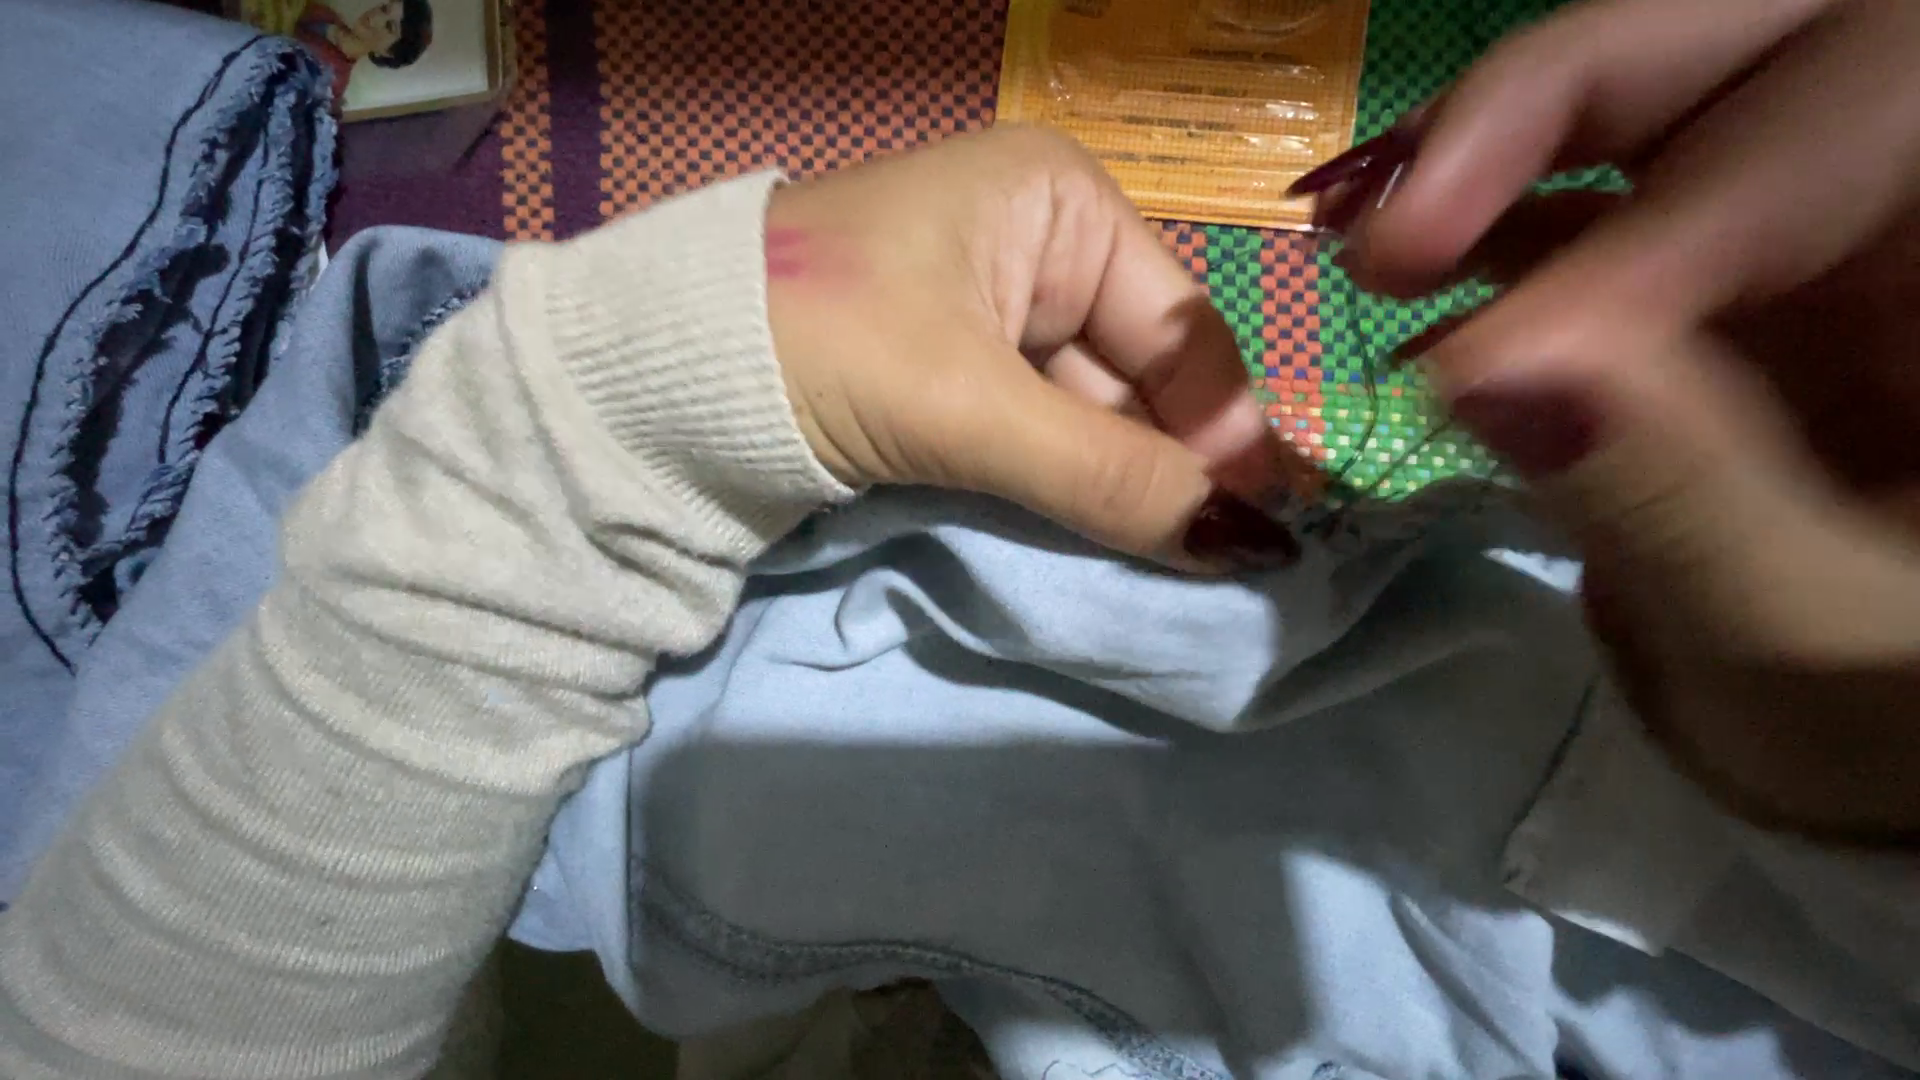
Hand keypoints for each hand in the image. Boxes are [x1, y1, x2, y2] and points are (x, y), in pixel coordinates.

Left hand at [764, 126, 1316, 570]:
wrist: (662, 381)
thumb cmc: (820, 344)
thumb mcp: (968, 404)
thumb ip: (1103, 472)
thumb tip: (1241, 541)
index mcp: (1057, 204)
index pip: (1179, 322)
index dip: (1222, 422)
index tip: (1260, 520)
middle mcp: (1038, 252)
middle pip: (1140, 374)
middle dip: (1172, 465)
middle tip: (1225, 560)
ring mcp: (998, 323)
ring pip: (1092, 417)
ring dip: (1124, 489)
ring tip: (1179, 562)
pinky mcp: (960, 384)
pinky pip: (1042, 442)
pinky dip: (1070, 492)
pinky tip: (1109, 540)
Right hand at [1302, 0, 1919, 840]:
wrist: (1862, 743)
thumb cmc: (1884, 724)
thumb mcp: (1812, 640)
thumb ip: (1680, 503)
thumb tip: (1489, 372)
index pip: (1851, 130)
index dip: (1643, 231)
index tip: (1472, 371)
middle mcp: (1903, 208)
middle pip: (1741, 46)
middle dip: (1546, 110)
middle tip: (1387, 234)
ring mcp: (1775, 248)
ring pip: (1635, 109)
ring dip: (1482, 156)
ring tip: (1367, 243)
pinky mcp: (1669, 303)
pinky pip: (1562, 224)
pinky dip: (1465, 244)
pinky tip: (1396, 301)